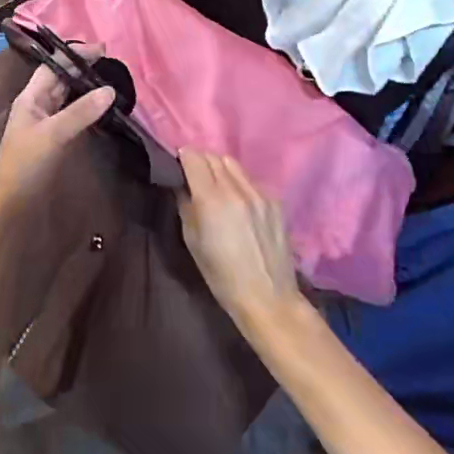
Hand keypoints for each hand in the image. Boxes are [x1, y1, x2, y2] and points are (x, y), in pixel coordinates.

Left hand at [0, 61, 115, 221]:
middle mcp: (37, 105)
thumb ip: (81, 112)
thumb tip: (110, 89)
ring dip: (86, 88)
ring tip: (112, 81)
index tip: (103, 49)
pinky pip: (72, 115)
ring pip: (67, 97)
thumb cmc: (26, 165)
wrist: (12, 205)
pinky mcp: (54, 140)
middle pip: (61, 79)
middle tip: (113, 63)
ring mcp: (45, 123)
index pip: (53, 66)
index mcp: (30, 97)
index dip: (74, 55)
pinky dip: (87, 108)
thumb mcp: (53, 134)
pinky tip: (103, 109)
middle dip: (83, 68)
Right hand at [179, 150, 305, 333]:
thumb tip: (182, 185)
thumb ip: (185, 205)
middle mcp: (237, 189)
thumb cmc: (221, 275)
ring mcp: (260, 193)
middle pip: (214, 156)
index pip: (194, 157)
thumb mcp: (191, 240)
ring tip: (217, 187)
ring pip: (234, 165)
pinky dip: (239, 183)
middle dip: (200, 161)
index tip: (178, 166)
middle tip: (194, 177)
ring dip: (220, 169)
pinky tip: (239, 204)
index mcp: (212, 199)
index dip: (183, 158)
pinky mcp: (276, 201)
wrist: (267, 297)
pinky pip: (251, 181)